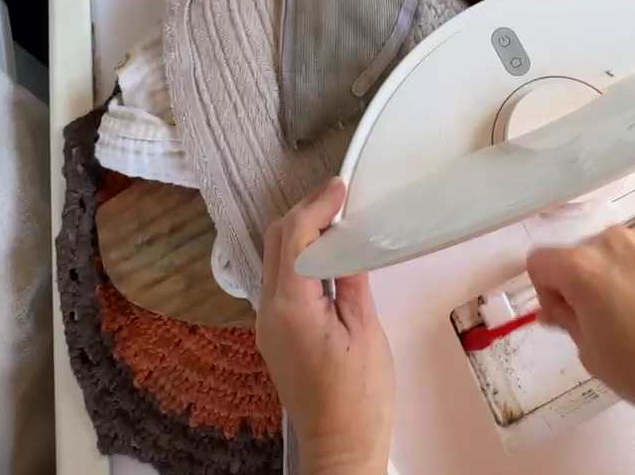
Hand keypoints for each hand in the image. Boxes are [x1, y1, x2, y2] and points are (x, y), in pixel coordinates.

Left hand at [257, 179, 394, 474]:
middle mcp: (269, 311)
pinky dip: (300, 254)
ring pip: (275, 257)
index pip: (295, 236)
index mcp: (291, 307)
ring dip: (300, 229)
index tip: (340, 186)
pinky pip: (281, 278)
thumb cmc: (359, 398)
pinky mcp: (276, 333)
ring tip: (335, 216)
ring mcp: (268, 323)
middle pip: (276, 241)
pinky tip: (325, 251)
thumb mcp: (365, 331)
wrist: (340, 449)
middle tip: (338, 195)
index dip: (317, 204)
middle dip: (305, 210)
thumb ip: (351, 278)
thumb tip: (347, 239)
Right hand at [525, 217, 634, 428]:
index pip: (541, 261)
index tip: (572, 314)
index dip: (550, 289)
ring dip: (629, 268)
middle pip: (586, 252)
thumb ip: (568, 320)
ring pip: (625, 246)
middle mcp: (611, 238)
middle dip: (594, 279)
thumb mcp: (594, 357)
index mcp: (581, 268)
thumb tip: (557, 306)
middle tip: (621, 317)